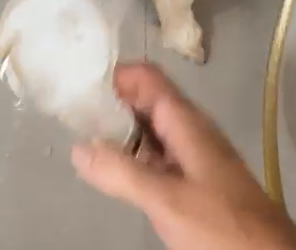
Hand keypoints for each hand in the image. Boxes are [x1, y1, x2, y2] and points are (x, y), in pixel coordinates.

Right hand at [72, 63, 295, 249]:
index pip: (146, 77)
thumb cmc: (221, 223)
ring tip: (86, 138)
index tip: (80, 84)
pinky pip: (160, 156)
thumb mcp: (165, 199)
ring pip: (153, 129)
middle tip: (74, 114)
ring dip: (122, 131)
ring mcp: (196, 155)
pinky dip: (137, 156)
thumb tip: (77, 147)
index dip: (115, 74)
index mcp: (186, 121)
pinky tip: (118, 171)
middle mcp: (191, 130)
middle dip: (113, 103)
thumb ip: (122, 173)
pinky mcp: (198, 180)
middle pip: (147, 100)